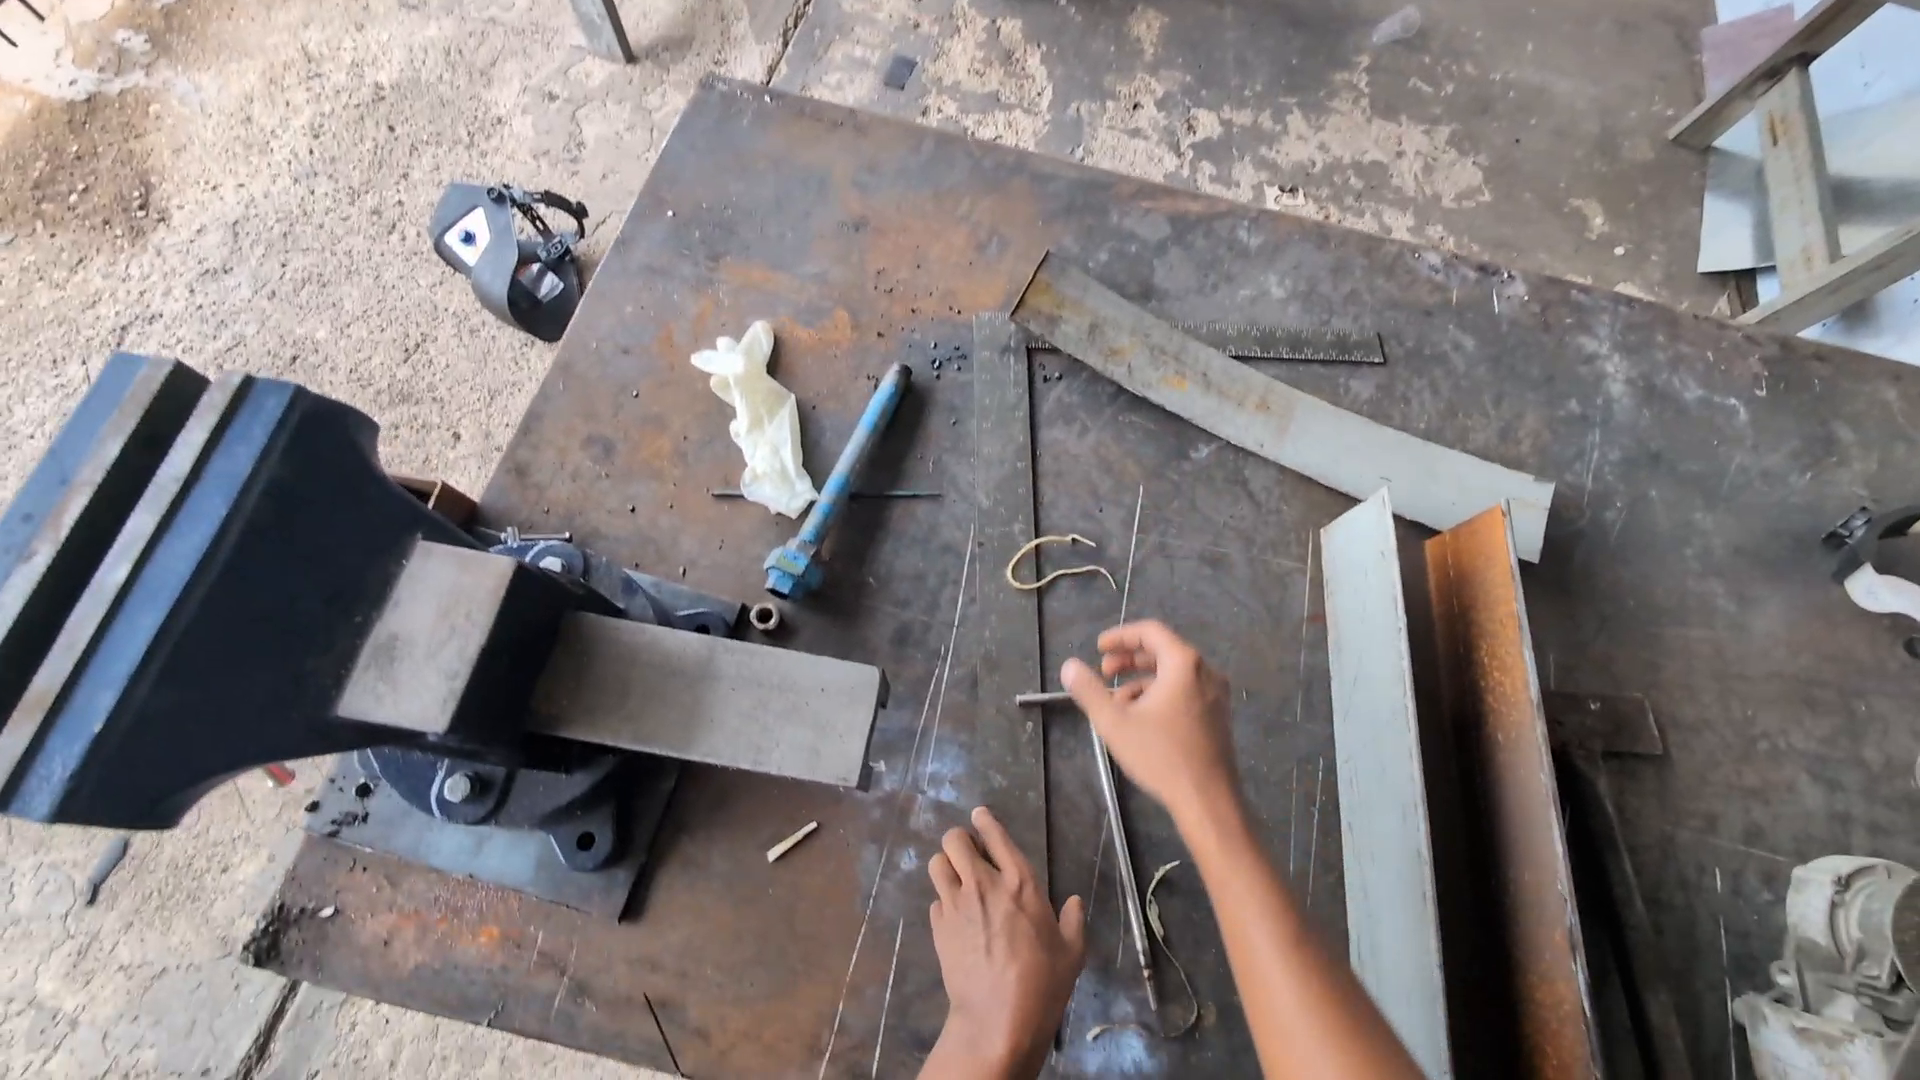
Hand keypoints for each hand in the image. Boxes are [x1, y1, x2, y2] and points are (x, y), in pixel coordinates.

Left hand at [923, 807, 1085, 1078]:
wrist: (998, 1019)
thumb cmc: (1042, 983)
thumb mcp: (1072, 953)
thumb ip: (1073, 921)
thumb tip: (1073, 902)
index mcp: (1020, 882)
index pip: (996, 835)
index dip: (984, 820)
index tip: (979, 815)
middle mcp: (984, 884)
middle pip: (954, 839)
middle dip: (959, 841)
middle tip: (968, 854)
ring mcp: (956, 904)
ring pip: (937, 863)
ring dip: (946, 866)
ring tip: (956, 879)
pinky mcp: (938, 926)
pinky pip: (935, 899)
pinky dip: (943, 902)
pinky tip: (955, 917)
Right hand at [1061, 620, 1239, 824]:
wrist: (1207, 800)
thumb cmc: (1161, 756)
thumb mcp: (1114, 722)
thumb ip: (1089, 691)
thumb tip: (1069, 666)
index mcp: (1183, 664)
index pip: (1151, 632)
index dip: (1121, 635)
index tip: (1098, 647)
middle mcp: (1205, 672)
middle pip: (1163, 650)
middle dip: (1129, 658)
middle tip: (1103, 672)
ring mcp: (1216, 694)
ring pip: (1173, 674)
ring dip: (1142, 680)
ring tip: (1116, 702)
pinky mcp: (1217, 715)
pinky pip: (1185, 690)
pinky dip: (1160, 694)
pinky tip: (1141, 719)